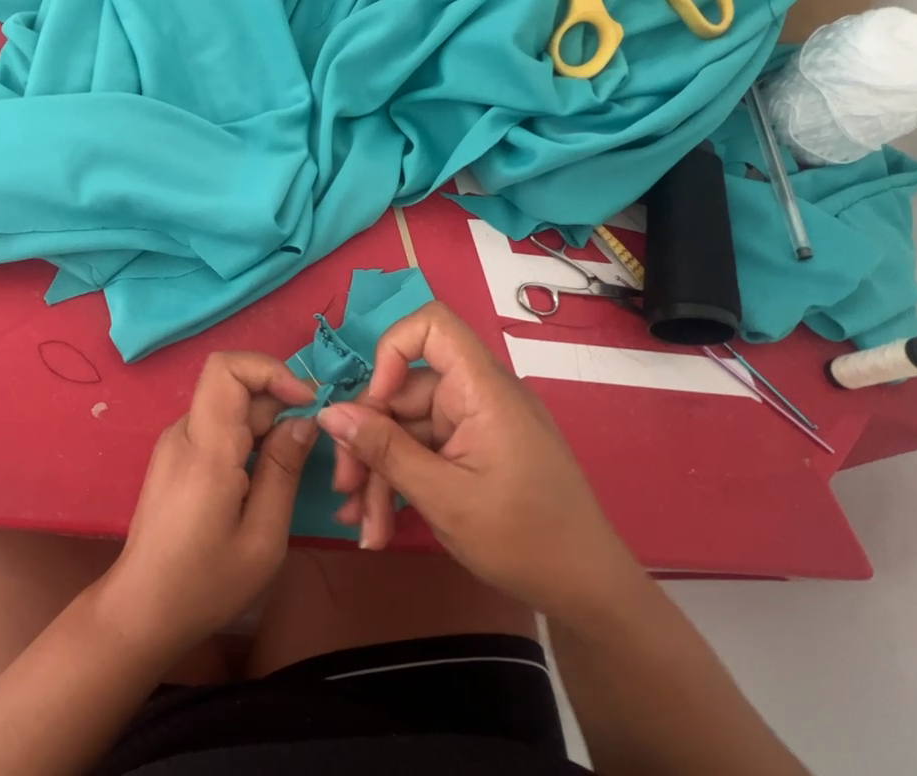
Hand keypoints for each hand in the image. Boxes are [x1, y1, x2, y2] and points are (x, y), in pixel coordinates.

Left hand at [98, 352, 319, 654]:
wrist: (141, 610)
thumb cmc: (205, 583)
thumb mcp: (263, 537)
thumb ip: (284, 471)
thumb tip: (305, 420)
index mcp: (205, 449)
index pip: (227, 368)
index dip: (271, 370)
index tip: (307, 403)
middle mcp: (183, 434)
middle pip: (233, 388)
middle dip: (279, 404)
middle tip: (315, 448)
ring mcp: (174, 445)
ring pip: (228, 408)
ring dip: (266, 424)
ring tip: (294, 468)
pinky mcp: (174, 459)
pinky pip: (217, 429)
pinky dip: (248, 439)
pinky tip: (265, 478)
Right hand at [316, 303, 638, 617]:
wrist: (587, 590)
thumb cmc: (524, 539)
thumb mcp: (443, 497)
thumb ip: (383, 450)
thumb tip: (329, 413)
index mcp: (483, 390)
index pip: (433, 326)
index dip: (391, 352)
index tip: (371, 405)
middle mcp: (478, 397)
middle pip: (404, 393)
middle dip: (368, 443)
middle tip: (345, 492)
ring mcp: (475, 426)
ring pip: (406, 431)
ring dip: (379, 476)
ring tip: (363, 527)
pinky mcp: (474, 453)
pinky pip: (423, 453)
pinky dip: (400, 484)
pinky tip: (379, 525)